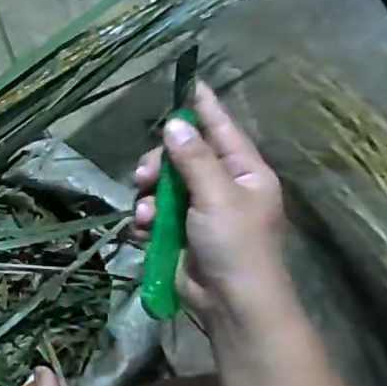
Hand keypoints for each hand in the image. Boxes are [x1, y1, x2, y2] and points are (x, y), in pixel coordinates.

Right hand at [132, 83, 292, 335]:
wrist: (230, 302)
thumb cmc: (236, 245)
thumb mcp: (217, 196)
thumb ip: (194, 159)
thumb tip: (175, 123)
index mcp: (244, 173)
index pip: (222, 130)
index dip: (205, 108)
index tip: (191, 83)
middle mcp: (221, 187)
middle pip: (182, 158)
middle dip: (159, 165)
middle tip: (144, 176)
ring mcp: (198, 212)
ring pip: (161, 188)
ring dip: (147, 199)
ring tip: (145, 216)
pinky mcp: (177, 235)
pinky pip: (152, 216)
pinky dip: (144, 222)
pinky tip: (142, 231)